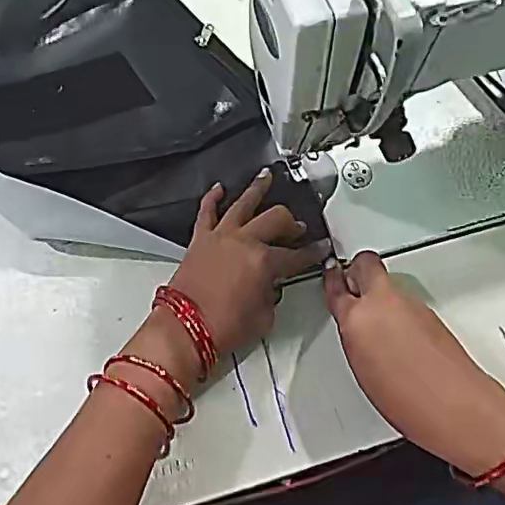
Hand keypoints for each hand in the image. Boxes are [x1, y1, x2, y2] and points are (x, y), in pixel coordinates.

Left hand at [164, 170, 327, 364]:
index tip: (319, 249)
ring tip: (266, 177)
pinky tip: (219, 189)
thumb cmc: (220, 325)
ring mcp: (220, 237)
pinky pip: (207, 211)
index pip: (297, 254)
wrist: (185, 328)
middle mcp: (243, 242)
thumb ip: (271, 296)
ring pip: (243, 203)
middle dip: (291, 222)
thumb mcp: (263, 318)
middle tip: (297, 226)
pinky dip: (213, 198)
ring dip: (257, 189)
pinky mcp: (199, 240)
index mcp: (264, 261)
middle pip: (275, 219)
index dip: (312, 253)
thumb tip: (268, 288)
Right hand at [323, 252, 504, 468]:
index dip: (332, 279)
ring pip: (388, 282)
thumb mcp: (361, 369)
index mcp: (357, 317)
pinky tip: (400, 334)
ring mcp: (411, 305)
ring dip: (381, 294)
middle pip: (365, 264)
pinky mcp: (431, 313)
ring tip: (378, 319)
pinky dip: (400, 309)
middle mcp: (385, 303)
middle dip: (357, 269)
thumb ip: (354, 337)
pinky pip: (407, 301)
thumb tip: (355, 329)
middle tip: (351, 279)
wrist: (457, 407)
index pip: (337, 286)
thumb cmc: (411, 399)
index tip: (332, 274)